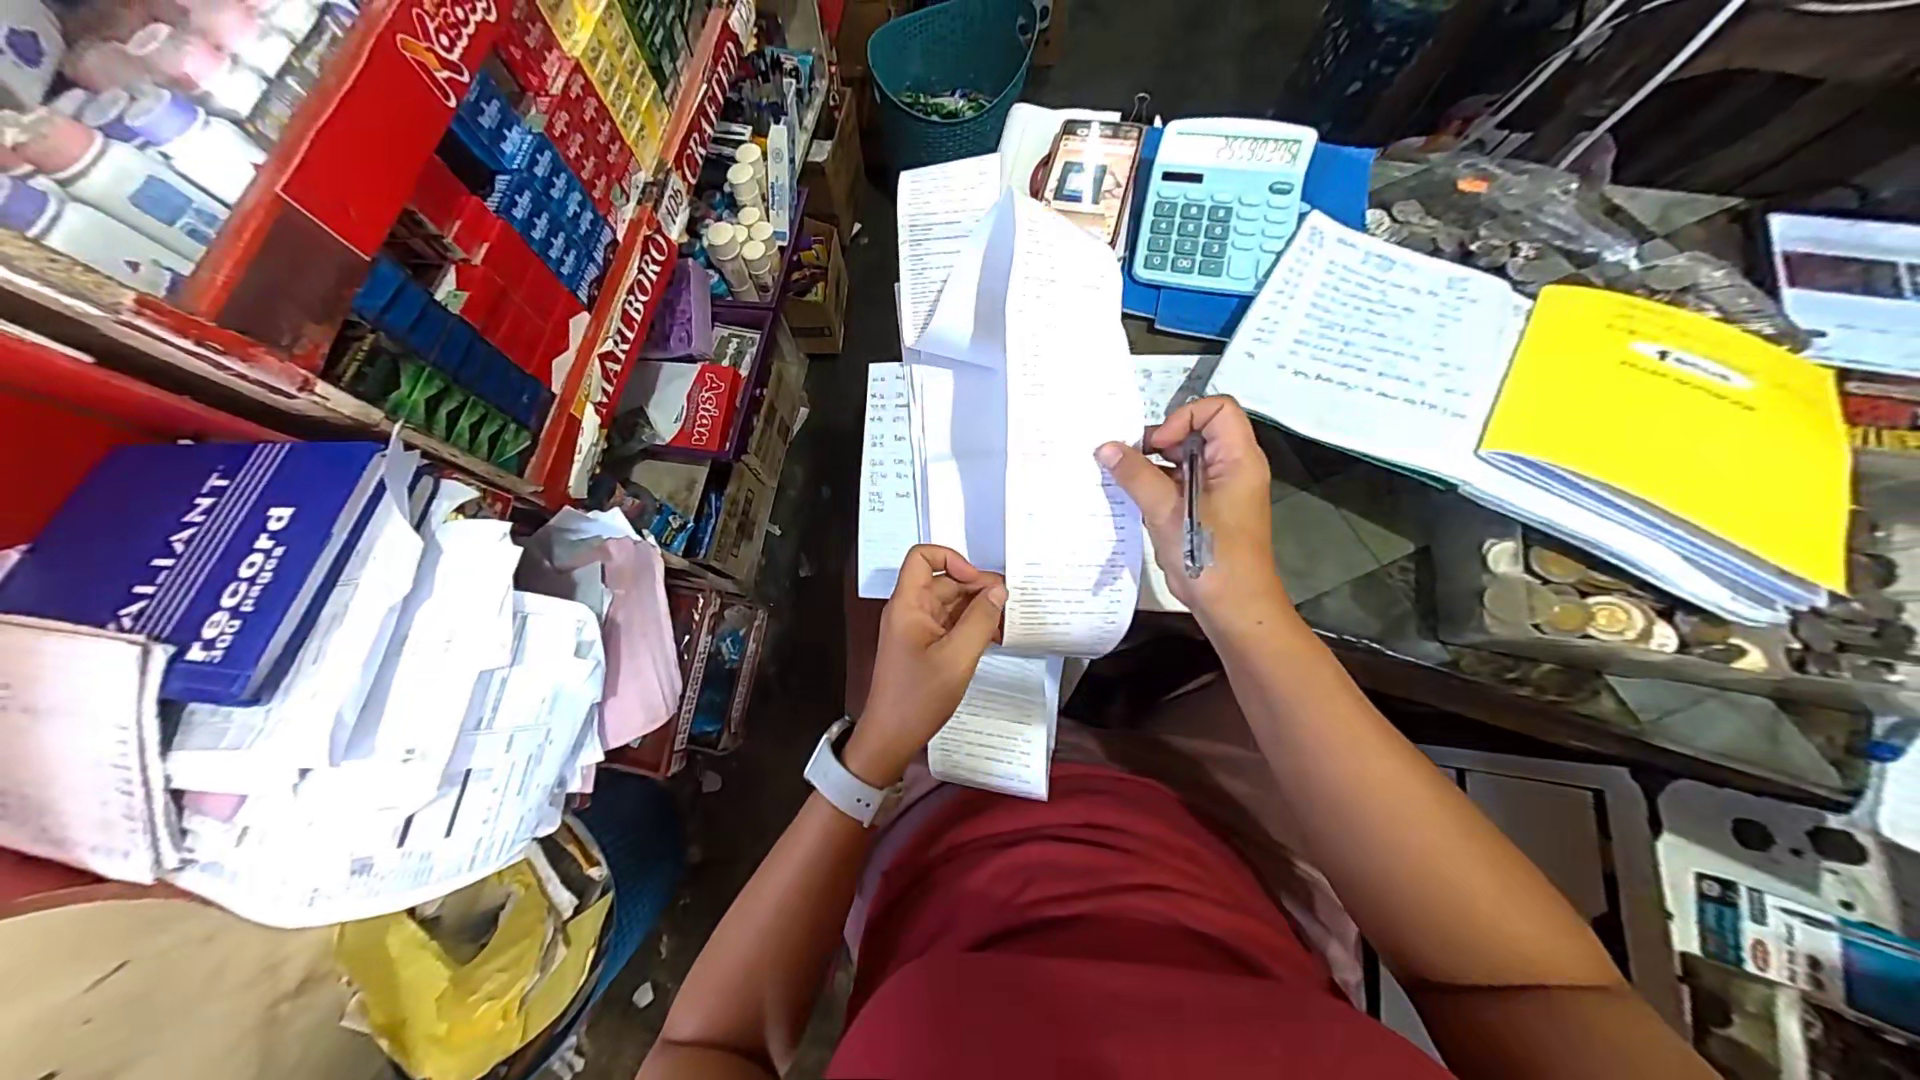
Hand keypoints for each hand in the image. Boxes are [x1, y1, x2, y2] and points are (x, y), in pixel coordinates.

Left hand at [846, 545, 1006, 786]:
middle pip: (943, 579)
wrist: (892, 736)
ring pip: (950, 601)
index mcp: (908, 605)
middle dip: (976, 586)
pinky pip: (950, 622)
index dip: (952, 559)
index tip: (977, 581)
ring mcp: (917, 627)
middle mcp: (910, 610)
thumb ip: (981, 620)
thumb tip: (998, 592)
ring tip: (1004, 622)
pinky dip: (971, 625)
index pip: (923, 557)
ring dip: (977, 607)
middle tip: (1005, 603)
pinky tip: (992, 637)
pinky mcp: (925, 644)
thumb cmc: (915, 699)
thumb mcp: (957, 658)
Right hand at [1097, 395, 1292, 629]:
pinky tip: (1137, 499)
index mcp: (1238, 460)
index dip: (1184, 418)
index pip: (1217, 409)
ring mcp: (1221, 489)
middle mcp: (1234, 468)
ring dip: (1156, 465)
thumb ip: (1135, 475)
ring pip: (1187, 457)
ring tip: (1129, 481)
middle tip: (1133, 461)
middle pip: (1198, 430)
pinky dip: (1159, 484)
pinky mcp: (1208, 508)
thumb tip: (1106, 448)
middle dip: (1161, 440)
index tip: (1158, 444)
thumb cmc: (1209, 556)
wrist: (1233, 605)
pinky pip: (1182, 481)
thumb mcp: (1167, 510)